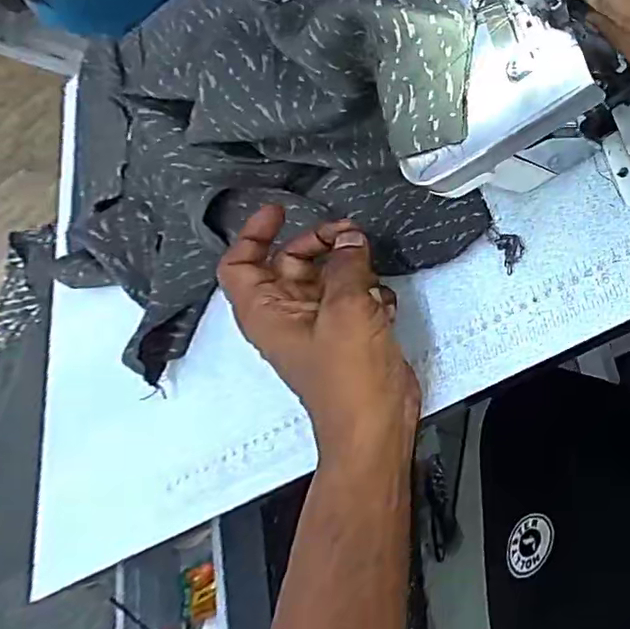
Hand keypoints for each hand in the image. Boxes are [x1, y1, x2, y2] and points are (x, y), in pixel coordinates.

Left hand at [217, 206, 420, 465]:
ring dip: (352, 267)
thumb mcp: (347, 309)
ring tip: (373, 264)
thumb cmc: (348, 372)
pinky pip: (356, 298)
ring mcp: (322, 325)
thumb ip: (348, 267)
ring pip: (329, 279)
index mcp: (266, 311)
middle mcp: (289, 315)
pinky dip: (372, 291)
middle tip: (351, 232)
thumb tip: (351, 238)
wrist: (374, 418)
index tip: (279, 210)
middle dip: (320, 244)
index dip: (255, 234)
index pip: (242, 264)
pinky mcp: (352, 333)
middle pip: (292, 264)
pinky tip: (387, 299)